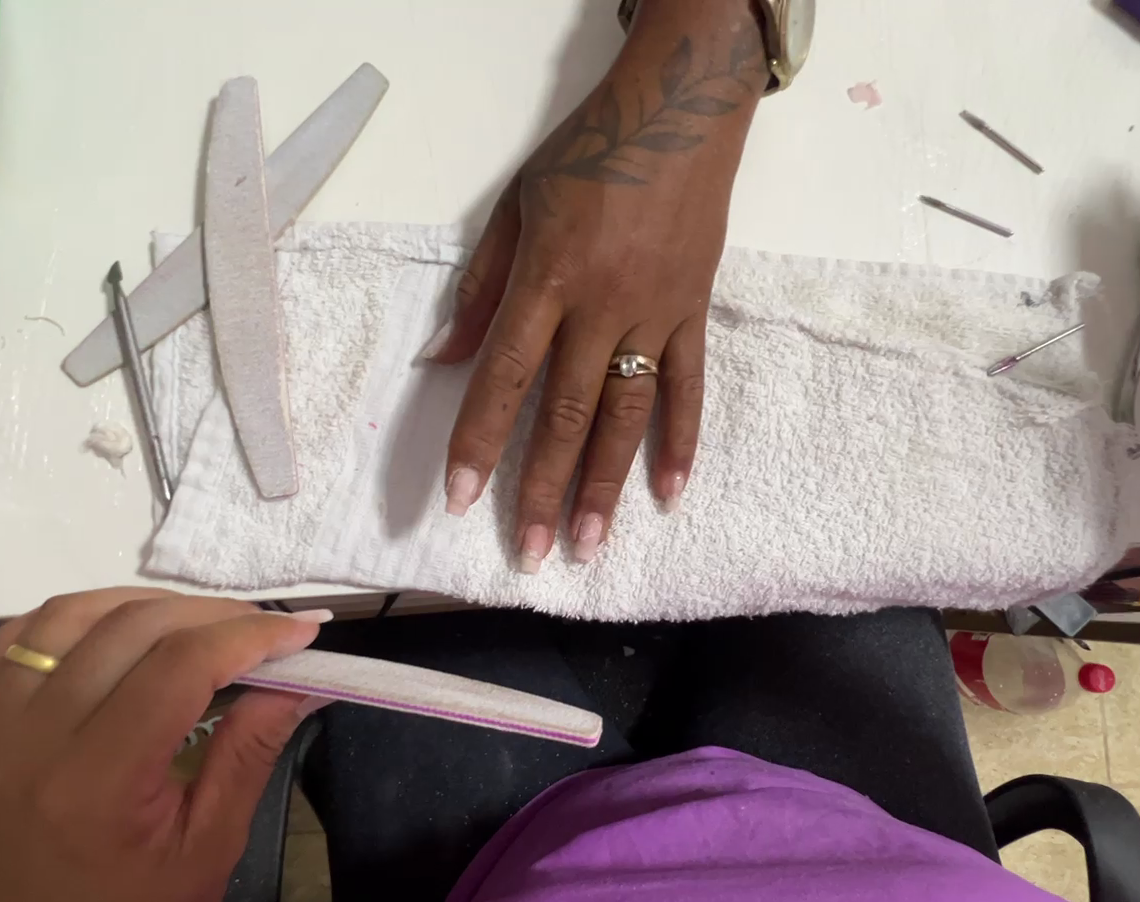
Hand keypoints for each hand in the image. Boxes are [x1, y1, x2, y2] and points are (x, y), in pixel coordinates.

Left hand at [0, 588, 328, 901]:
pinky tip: (130, 630)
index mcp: (93, 784)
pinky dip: (85, 616)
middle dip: (213, 614)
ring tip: (208, 623)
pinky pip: (23, 640)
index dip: (249, 636)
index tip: (302, 630)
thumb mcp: (214, 845)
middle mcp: (30, 744)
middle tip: (269, 629)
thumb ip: (251, 751)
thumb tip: (302, 680)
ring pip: (71, 617)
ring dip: (149, 604)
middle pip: (130, 630)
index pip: (178, 668)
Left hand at [432, 0, 767, 569]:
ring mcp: (655, 315)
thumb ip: (481, 288)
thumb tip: (444, 357)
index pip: (504, 377)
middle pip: (567, 413)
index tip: (459, 500)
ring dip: (606, 483)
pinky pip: (691, 386)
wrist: (680, 110)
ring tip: (590, 543)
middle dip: (544, 488)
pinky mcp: (694, 314)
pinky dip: (683, 440)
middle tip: (532, 552)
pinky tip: (671, 492)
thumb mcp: (514, 208)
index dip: (478, 442)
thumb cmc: (587, 155)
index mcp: (547, 279)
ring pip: (628, 413)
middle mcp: (601, 307)